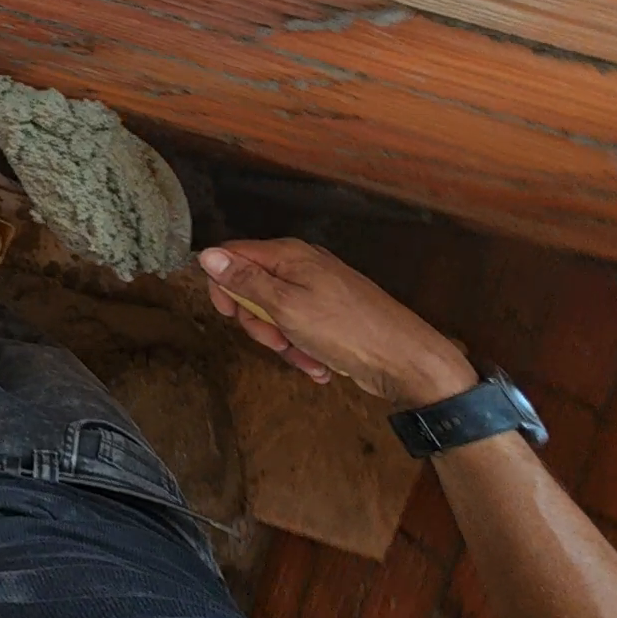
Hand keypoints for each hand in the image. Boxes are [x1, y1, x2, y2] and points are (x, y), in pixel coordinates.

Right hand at [199, 238, 477, 406]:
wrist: (410, 363)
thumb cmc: (346, 331)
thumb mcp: (284, 306)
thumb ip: (244, 280)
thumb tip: (206, 254)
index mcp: (288, 256)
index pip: (231, 255)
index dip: (221, 284)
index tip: (228, 314)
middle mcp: (301, 265)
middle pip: (250, 285)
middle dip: (255, 320)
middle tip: (273, 340)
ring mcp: (318, 289)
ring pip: (272, 310)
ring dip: (279, 338)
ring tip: (301, 357)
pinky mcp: (330, 313)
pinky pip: (297, 324)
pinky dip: (300, 345)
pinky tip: (316, 363)